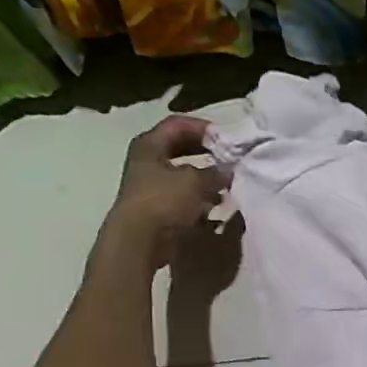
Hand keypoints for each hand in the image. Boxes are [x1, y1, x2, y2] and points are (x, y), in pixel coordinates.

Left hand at [98, 114, 229, 269]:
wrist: (138, 241)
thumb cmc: (163, 200)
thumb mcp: (194, 181)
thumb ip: (214, 173)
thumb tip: (227, 172)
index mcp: (150, 145)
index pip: (177, 125)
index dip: (203, 128)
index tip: (226, 139)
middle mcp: (147, 163)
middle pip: (180, 150)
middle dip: (206, 155)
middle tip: (228, 160)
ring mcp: (151, 188)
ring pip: (183, 177)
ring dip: (205, 181)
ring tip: (226, 188)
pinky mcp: (157, 211)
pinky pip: (183, 201)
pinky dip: (199, 203)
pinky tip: (216, 210)